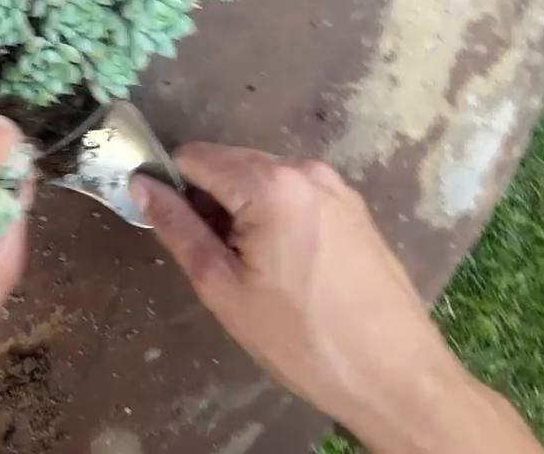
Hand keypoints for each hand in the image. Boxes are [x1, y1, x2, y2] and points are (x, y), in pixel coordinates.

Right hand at [133, 144, 542, 453]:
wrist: (404, 386)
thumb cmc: (303, 339)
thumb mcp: (221, 286)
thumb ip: (175, 225)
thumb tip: (139, 183)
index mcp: (269, 183)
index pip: (191, 156)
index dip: (171, 187)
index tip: (175, 229)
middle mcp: (303, 169)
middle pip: (226, 163)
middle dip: (207, 198)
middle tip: (215, 257)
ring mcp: (334, 186)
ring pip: (257, 177)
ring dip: (239, 207)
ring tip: (253, 266)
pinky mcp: (353, 207)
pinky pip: (290, 192)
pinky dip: (272, 213)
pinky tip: (286, 263)